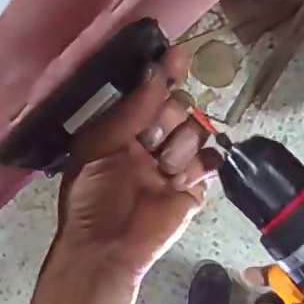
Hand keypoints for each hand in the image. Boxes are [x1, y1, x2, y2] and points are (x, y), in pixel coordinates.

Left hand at [52, 48, 218, 278]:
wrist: (106, 247)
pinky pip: (211, 162)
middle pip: (181, 107)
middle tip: (150, 141)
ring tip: (161, 170)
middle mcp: (152, 140)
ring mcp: (174, 163)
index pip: (152, 91)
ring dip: (180, 147)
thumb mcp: (100, 145)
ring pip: (197, 132)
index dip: (166, 72)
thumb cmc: (91, 196)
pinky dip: (200, 166)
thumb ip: (132, 109)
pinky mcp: (193, 187)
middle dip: (169, 118)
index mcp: (125, 127)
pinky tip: (180, 178)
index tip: (179, 56)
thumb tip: (156, 72)